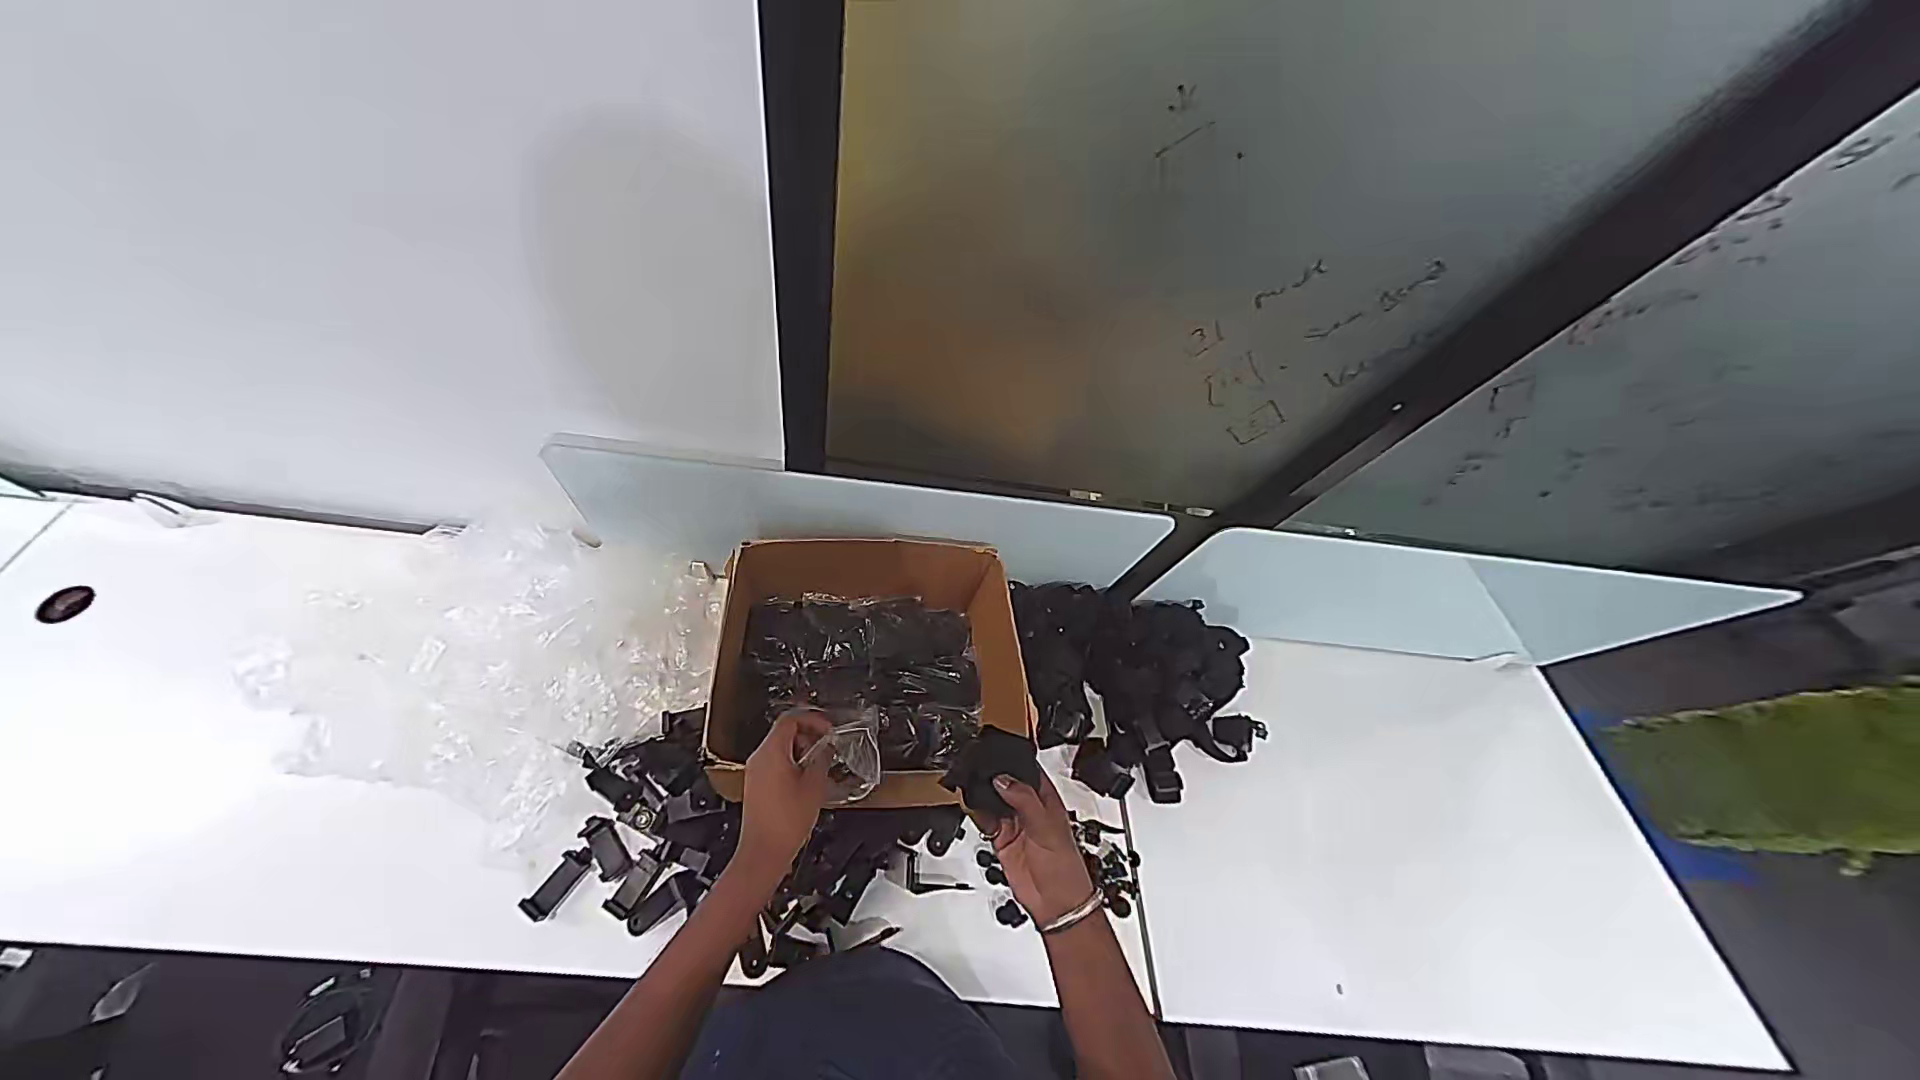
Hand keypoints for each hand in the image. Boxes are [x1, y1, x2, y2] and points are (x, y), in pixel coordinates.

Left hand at [737, 709, 832, 881]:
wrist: (764, 852)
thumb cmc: (786, 822)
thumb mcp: (814, 785)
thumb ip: (822, 759)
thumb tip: (827, 748)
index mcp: (772, 752)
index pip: (791, 720)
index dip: (813, 720)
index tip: (827, 729)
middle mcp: (759, 759)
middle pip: (784, 731)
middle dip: (808, 735)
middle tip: (826, 746)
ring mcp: (755, 772)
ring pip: (780, 747)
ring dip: (801, 750)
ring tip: (818, 764)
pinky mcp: (756, 785)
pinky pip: (774, 763)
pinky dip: (791, 763)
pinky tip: (806, 780)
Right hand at [986, 772, 1097, 925]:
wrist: (1054, 903)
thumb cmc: (1065, 866)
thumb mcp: (1046, 827)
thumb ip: (1024, 800)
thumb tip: (1003, 780)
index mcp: (1045, 798)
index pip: (1027, 769)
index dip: (1013, 759)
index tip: (996, 749)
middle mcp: (1028, 807)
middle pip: (1006, 782)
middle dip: (992, 774)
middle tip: (977, 765)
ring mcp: (1014, 822)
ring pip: (993, 798)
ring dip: (982, 791)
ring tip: (971, 781)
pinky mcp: (1001, 838)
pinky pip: (984, 818)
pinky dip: (976, 811)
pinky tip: (971, 804)